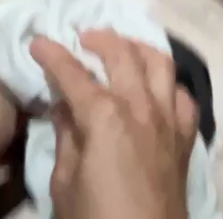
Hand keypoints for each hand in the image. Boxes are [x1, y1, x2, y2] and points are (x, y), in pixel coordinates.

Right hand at [30, 30, 197, 218]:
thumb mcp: (65, 185)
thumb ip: (66, 137)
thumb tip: (63, 106)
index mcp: (105, 116)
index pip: (73, 73)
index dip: (52, 54)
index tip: (37, 42)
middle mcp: (140, 106)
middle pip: (122, 53)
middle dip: (99, 38)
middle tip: (81, 38)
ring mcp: (167, 120)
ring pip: (160, 62)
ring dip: (138, 48)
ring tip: (121, 49)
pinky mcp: (185, 139)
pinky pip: (183, 97)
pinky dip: (169, 85)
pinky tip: (156, 89)